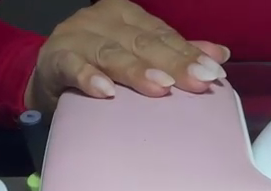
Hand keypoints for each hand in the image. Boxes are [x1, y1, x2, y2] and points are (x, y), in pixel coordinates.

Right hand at [25, 0, 227, 113]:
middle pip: (143, 44)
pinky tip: (106, 93)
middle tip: (199, 82)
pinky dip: (88, 78)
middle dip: (174, 63)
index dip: (189, 55)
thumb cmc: (102, 67)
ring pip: (112, 54)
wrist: (50, 76)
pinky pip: (73, 67)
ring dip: (136, 71)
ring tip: (161, 87)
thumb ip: (177, 55)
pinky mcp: (57, 59)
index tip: (215, 74)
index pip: (164, 37)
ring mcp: (79, 37)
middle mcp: (104, 21)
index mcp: (129, 17)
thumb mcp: (140, 58)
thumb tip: (220, 56)